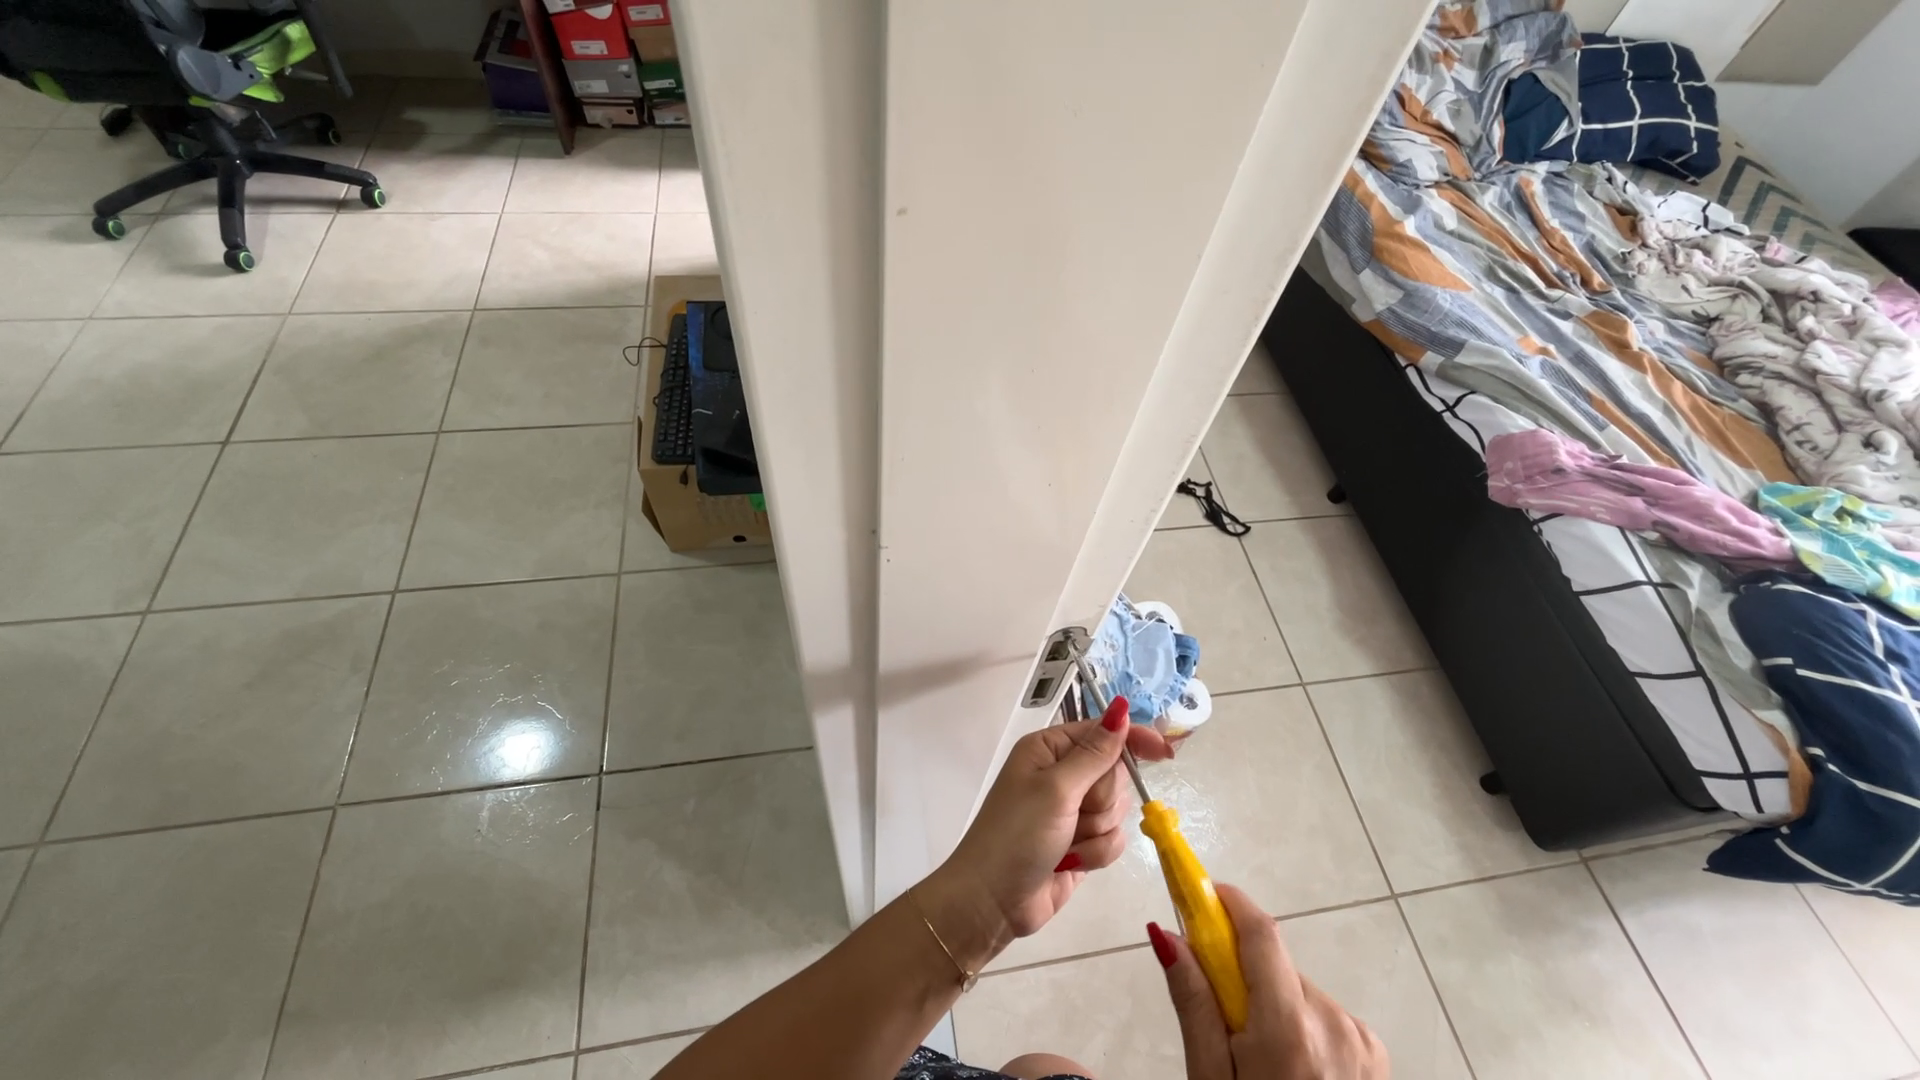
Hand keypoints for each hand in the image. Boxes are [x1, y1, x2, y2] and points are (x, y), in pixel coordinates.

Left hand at [926, 697, 1172, 953]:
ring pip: (1118, 809)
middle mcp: (1062, 774)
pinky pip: (1113, 839)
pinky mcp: (1082, 842)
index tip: (1165, 752)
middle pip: (1115, 774)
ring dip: (1097, 830)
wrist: (993, 901)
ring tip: (1066, 842)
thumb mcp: (1056, 789)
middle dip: (1101, 799)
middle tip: (1075, 813)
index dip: (1133, 739)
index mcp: (1049, 749)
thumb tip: (1120, 708)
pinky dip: (1097, 852)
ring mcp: (1073, 810)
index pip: (1102, 733)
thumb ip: (1095, 753)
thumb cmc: (1017, 835)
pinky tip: (1071, 862)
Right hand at [1153, 884, 1388, 1078]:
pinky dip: (1298, 1025)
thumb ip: (1193, 1004)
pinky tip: (1292, 1072)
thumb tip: (1166, 933)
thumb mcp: (1210, 1079)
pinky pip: (1322, 1016)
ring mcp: (1363, 1040)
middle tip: (1218, 1016)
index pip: (1261, 934)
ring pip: (1297, 991)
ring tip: (1258, 1062)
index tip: (1201, 891)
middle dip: (1242, 974)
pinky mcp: (1377, 1054)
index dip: (1229, 902)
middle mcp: (1335, 1022)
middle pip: (1275, 966)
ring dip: (1271, 1004)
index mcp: (1290, 1030)